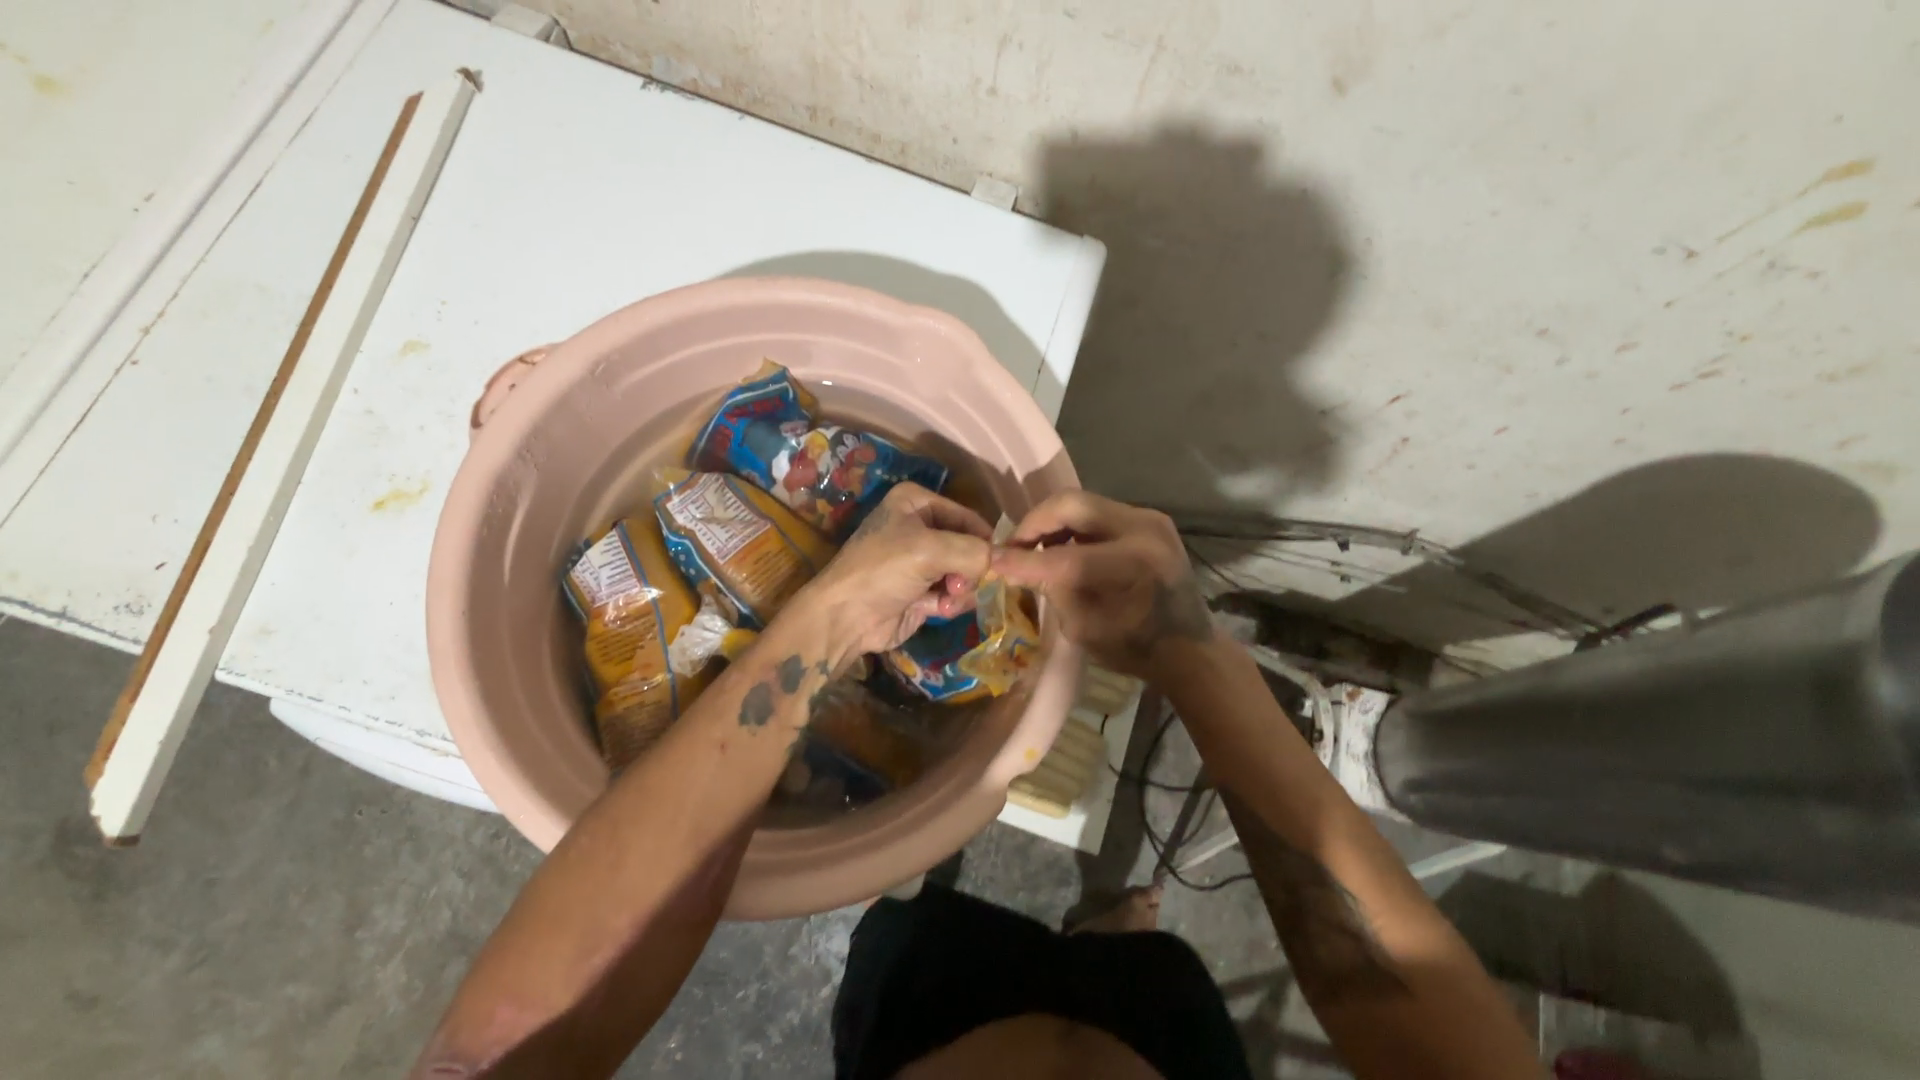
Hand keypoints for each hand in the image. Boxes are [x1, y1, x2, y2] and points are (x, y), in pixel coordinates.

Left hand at [788, 483, 993, 662]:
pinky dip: (950, 602)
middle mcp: (919, 526)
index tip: (997, 564)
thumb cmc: (883, 570)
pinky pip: (952, 593)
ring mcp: (920, 561)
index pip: (968, 517)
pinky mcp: (920, 591)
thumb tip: (1003, 562)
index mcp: (916, 502)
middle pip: (968, 546)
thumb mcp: (929, 550)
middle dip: (970, 569)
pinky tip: (938, 609)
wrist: (845, 617)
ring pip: (964, 573)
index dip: (984, 540)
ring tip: (948, 597)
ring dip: (961, 588)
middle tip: (960, 584)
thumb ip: (974, 551)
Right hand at [991, 491, 1212, 677]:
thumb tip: (1012, 564)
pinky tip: (1060, 545)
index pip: (1064, 555)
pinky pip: (1098, 512)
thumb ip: (1052, 590)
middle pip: (1071, 505)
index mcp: (1132, 564)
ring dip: (1053, 523)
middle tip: (1014, 547)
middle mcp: (1144, 529)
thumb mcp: (1084, 628)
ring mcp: (1149, 518)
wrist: (1189, 646)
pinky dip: (1073, 526)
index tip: (992, 562)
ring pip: (1082, 503)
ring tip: (1034, 547)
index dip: (1023, 559)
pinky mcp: (1148, 519)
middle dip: (1034, 524)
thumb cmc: (1136, 648)